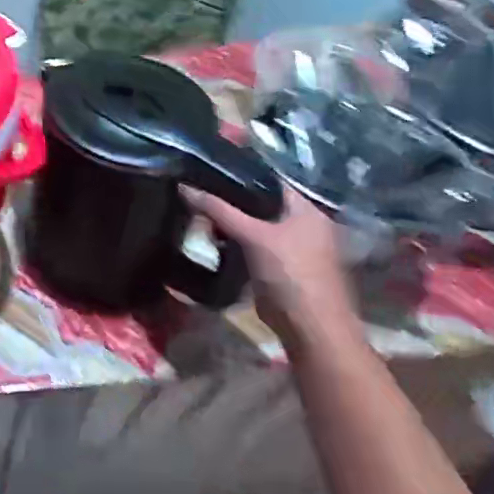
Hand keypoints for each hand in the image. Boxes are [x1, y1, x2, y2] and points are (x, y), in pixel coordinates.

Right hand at [181, 184, 354, 340]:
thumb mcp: (252, 236)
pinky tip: (210, 235)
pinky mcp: (277, 264)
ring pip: (252, 223)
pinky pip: (250, 242)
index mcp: (307, 210)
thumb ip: (218, 209)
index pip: (269, 180)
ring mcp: (291, 245)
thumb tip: (184, 186)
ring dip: (228, 220)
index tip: (206, 167)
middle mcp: (302, 223)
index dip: (239, 172)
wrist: (310, 326)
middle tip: (196, 190)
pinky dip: (232, 239)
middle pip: (259, 202)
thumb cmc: (290, 273)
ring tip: (197, 210)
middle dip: (229, 198)